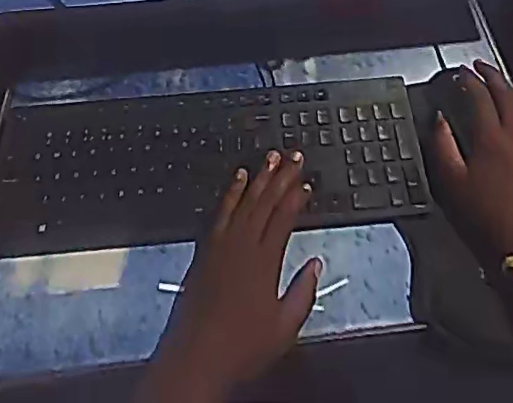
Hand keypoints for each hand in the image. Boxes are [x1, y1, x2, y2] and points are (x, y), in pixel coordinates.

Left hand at [138, 150, 322, 402]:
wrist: (197, 355)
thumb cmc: (241, 347)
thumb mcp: (285, 328)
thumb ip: (303, 292)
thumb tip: (315, 264)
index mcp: (264, 261)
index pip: (284, 218)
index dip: (296, 198)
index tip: (306, 183)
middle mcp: (243, 244)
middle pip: (266, 201)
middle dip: (282, 177)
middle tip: (294, 156)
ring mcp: (222, 242)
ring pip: (245, 199)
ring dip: (259, 177)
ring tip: (271, 157)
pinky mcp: (206, 246)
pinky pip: (221, 209)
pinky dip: (231, 191)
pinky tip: (238, 177)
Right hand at [426, 61, 512, 255]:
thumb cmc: (485, 215)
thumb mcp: (451, 181)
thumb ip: (442, 145)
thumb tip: (439, 120)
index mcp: (492, 138)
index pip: (480, 97)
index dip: (469, 81)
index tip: (459, 72)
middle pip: (508, 96)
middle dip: (494, 76)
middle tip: (480, 66)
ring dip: (507, 90)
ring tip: (494, 83)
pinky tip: (508, 114)